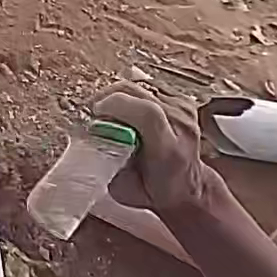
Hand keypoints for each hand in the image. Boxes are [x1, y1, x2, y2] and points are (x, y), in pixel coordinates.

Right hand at [92, 83, 219, 215]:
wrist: (187, 187)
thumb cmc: (153, 190)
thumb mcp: (123, 188)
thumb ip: (106, 166)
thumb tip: (89, 142)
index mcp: (169, 152)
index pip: (148, 115)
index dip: (116, 106)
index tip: (96, 113)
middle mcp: (181, 126)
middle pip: (139, 93)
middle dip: (108, 99)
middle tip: (95, 115)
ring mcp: (184, 110)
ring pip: (139, 87)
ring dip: (118, 96)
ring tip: (109, 113)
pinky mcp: (181, 100)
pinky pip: (146, 87)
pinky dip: (131, 96)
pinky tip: (127, 110)